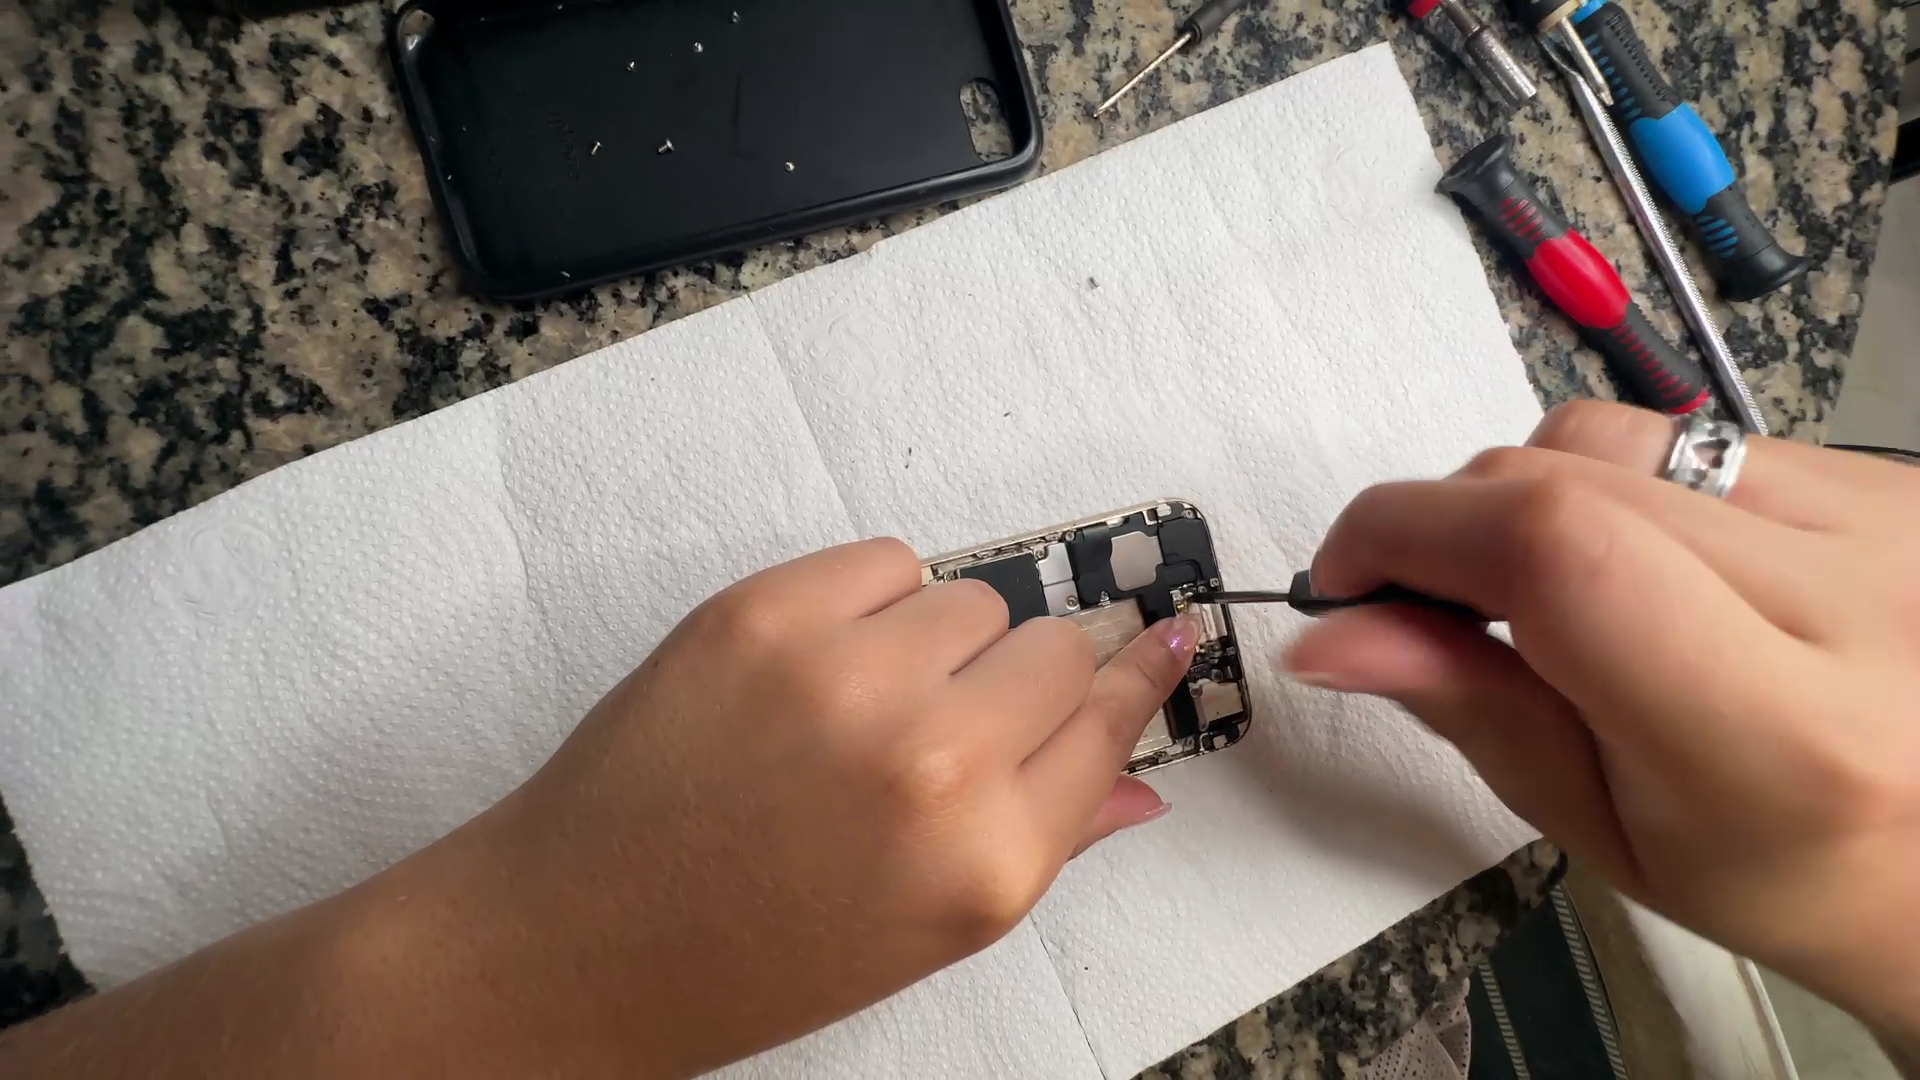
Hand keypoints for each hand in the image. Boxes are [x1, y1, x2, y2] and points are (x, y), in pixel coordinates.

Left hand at [0, 538, 1195, 1077]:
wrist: (576, 940)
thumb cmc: (771, 949)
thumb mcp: (935, 927)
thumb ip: (1054, 837)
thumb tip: (1147, 776)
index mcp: (987, 858)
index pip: (1107, 722)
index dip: (1137, 675)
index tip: (1168, 632)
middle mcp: (932, 758)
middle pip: (1052, 643)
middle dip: (1022, 673)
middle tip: (955, 709)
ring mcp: (842, 672)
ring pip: (969, 596)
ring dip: (941, 640)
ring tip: (869, 695)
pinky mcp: (762, 611)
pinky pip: (885, 559)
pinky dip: (872, 599)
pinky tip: (822, 660)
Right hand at [1284, 402, 1919, 1036]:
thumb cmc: (1766, 869)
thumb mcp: (1591, 818)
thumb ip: (1462, 707)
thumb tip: (1319, 639)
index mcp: (1777, 739)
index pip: (1549, 551)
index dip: (1403, 533)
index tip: (1340, 583)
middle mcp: (1862, 602)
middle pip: (1548, 480)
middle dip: (1428, 526)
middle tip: (1416, 602)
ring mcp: (1892, 518)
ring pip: (1590, 438)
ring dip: (1502, 500)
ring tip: (1528, 581)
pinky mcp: (1883, 474)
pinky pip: (1661, 431)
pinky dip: (1585, 483)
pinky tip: (1619, 554)